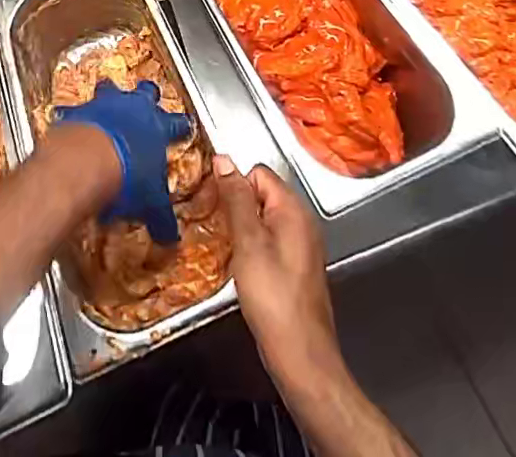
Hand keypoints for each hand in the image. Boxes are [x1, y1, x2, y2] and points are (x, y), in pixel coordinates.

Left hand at [54, 80, 191, 243]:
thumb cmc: (126, 180)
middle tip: (147, 96)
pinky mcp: (76, 111)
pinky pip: (75, 108)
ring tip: (107, 95)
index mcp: (157, 128)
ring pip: (110, 89)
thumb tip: (171, 240)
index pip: (177, 123)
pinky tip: (68, 119)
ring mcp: (103, 106)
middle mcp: (133, 110)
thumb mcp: (149, 204)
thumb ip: (160, 219)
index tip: (183, 126)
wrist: (83, 164)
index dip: (180, 126)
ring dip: (109, 94)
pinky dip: (73, 114)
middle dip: (147, 94)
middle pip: (146, 92)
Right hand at [214, 157, 341, 381]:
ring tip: (226, 247)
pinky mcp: (295, 265)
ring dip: (242, 227)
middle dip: (236, 205)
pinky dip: (252, 246)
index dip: (234, 184)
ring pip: (263, 218)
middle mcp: (301, 221)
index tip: (214, 205)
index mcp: (293, 209)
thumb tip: (224, 161)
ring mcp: (301, 244)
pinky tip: (240, 265)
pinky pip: (269, 240)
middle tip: (216, 226)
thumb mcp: (248, 242)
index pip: (258, 173)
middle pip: (261, 194)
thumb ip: (236, 199)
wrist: (300, 353)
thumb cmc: (274, 298)